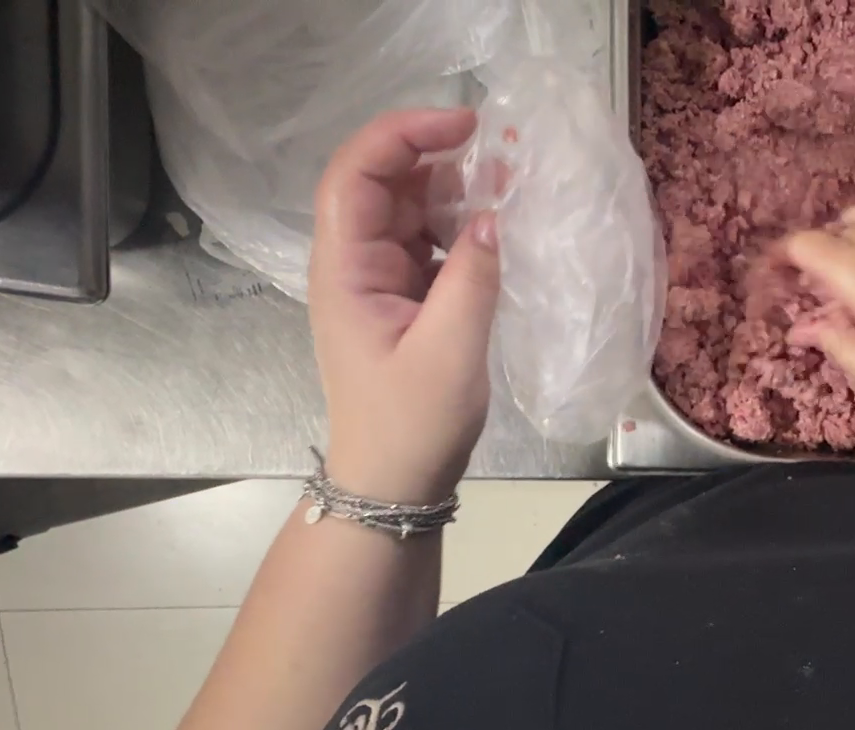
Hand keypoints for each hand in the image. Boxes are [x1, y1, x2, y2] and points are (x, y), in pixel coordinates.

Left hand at [307, 108, 499, 504]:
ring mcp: (382, 285)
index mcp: (346, 269)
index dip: (403, 135)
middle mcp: (356, 265)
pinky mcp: (407, 306)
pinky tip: (497, 236)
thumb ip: (473, 281)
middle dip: (437, 161)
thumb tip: (493, 219)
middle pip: (384, 187)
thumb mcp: (451, 353)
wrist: (396, 480)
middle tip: (503, 158)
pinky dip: (463, 236)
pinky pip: (432, 252)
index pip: (357, 175)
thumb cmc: (413, 423)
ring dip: (454, 197)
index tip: (465, 124)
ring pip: (411, 217)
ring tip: (508, 191)